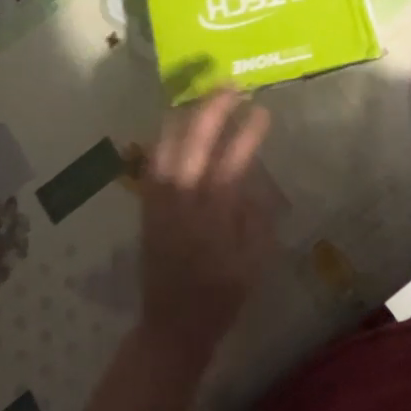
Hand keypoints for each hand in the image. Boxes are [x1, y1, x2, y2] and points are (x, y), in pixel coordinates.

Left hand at [137, 89, 275, 365]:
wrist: (172, 324)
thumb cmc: (220, 295)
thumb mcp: (254, 262)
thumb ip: (257, 217)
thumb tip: (256, 178)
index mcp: (214, 214)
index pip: (233, 160)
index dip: (248, 132)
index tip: (263, 110)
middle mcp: (183, 198)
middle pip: (195, 139)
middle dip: (214, 107)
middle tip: (233, 86)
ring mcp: (160, 198)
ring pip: (169, 141)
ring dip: (188, 113)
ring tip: (206, 95)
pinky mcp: (147, 203)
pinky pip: (154, 157)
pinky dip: (168, 134)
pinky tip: (179, 122)